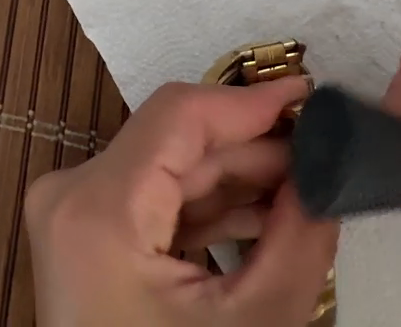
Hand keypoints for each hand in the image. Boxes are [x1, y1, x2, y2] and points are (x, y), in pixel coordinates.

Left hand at [24, 77, 339, 326]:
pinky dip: (211, 206)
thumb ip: (297, 239)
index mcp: (95, 208)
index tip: (312, 95)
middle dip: (254, 146)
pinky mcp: (85, 234)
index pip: (179, 116)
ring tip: (308, 185)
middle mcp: (71, 193)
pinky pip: (155, 201)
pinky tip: (269, 214)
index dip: (249, 101)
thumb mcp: (253, 325)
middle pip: (175, 143)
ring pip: (168, 170)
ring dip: (238, 176)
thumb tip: (329, 170)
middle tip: (323, 150)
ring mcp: (73, 213)